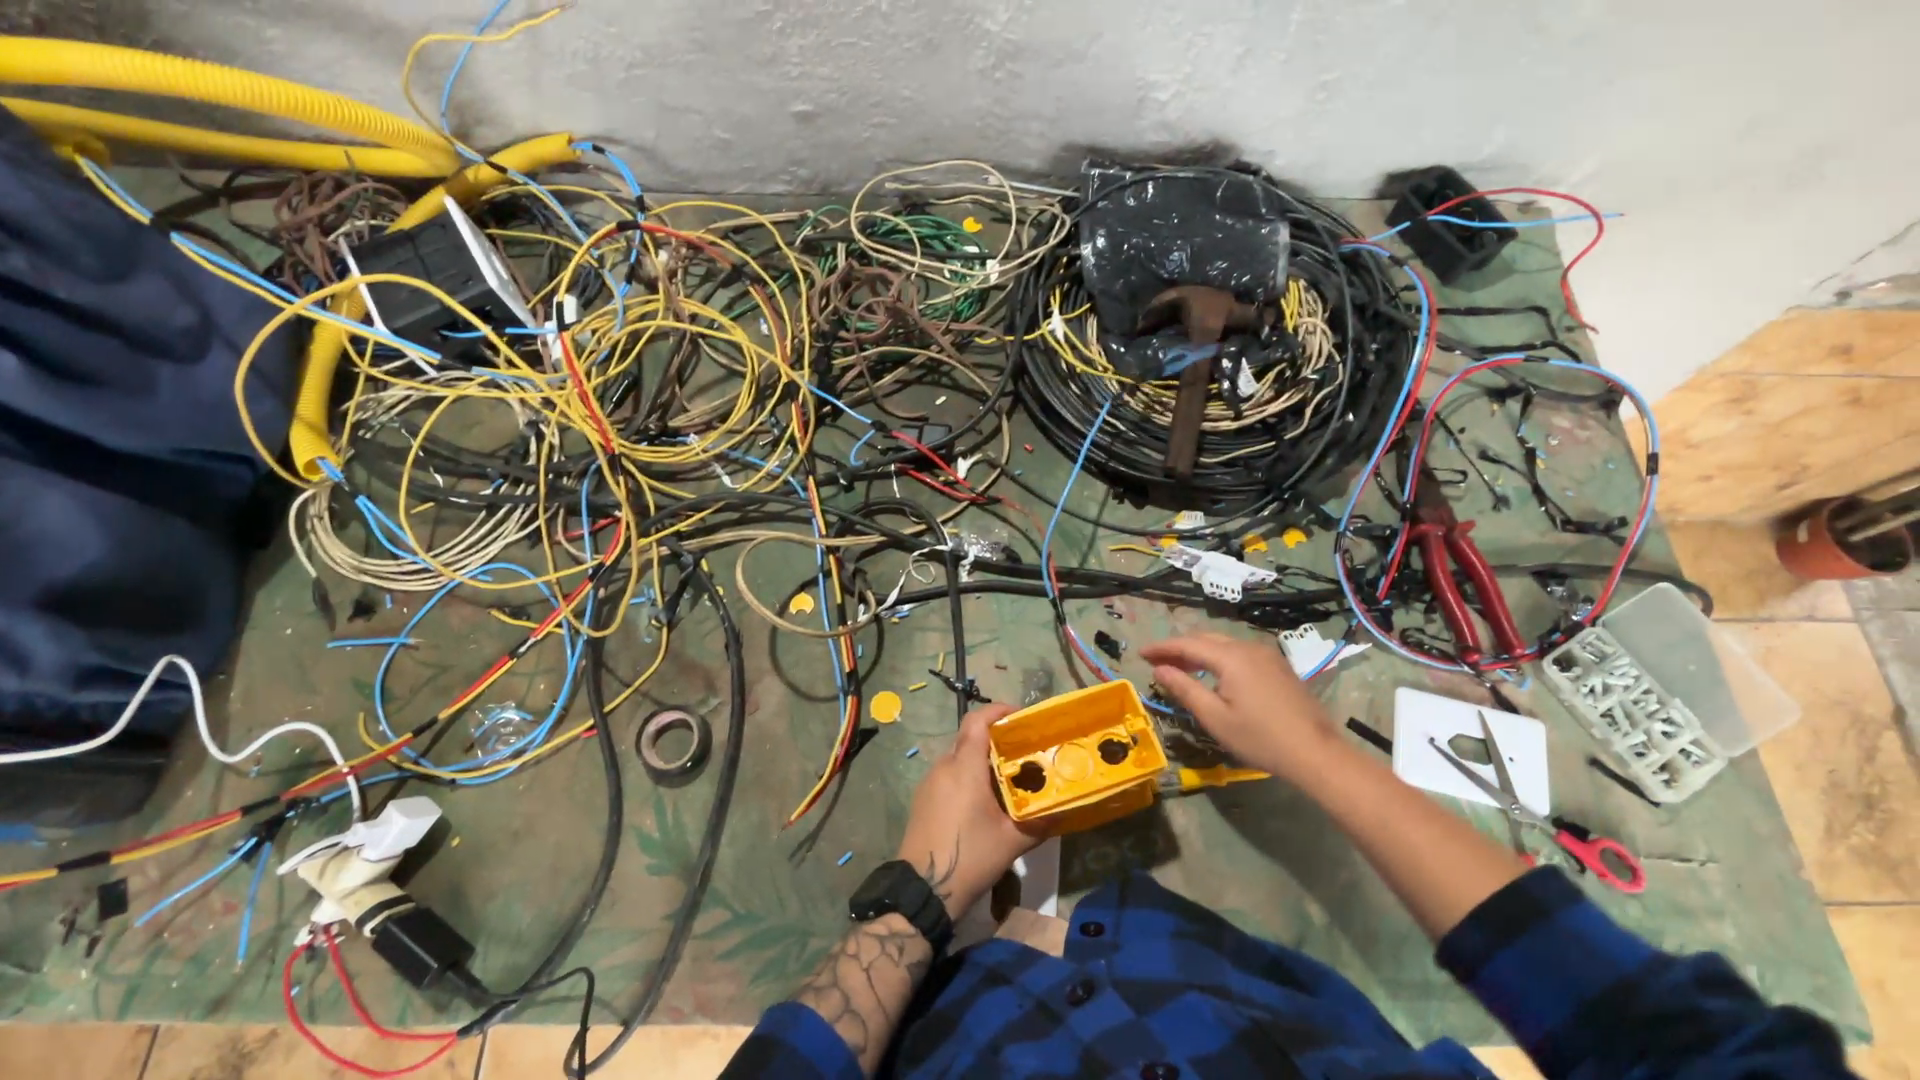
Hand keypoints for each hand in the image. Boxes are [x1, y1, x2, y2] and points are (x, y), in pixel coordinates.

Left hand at [895, 703, 1043, 918]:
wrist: (923, 890)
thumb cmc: (970, 857)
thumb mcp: (1013, 841)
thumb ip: (1040, 822)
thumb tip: (1063, 810)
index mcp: (964, 767)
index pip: (977, 721)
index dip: (999, 711)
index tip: (1022, 718)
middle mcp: (943, 767)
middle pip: (970, 738)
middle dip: (997, 740)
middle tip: (1025, 752)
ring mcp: (929, 783)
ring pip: (959, 758)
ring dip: (982, 760)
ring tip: (1010, 777)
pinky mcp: (923, 799)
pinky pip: (949, 775)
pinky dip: (968, 776)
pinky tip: (986, 800)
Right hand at [1138, 632, 1335, 777]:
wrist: (1314, 752)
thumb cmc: (1259, 738)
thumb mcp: (1215, 718)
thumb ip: (1185, 689)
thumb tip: (1160, 669)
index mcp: (1231, 657)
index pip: (1187, 644)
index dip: (1162, 647)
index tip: (1141, 654)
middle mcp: (1249, 647)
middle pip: (1206, 639)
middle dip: (1179, 648)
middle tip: (1158, 662)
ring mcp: (1267, 655)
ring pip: (1224, 645)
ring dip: (1200, 652)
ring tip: (1181, 668)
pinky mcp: (1278, 666)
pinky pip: (1240, 653)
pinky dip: (1219, 658)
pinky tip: (1214, 675)